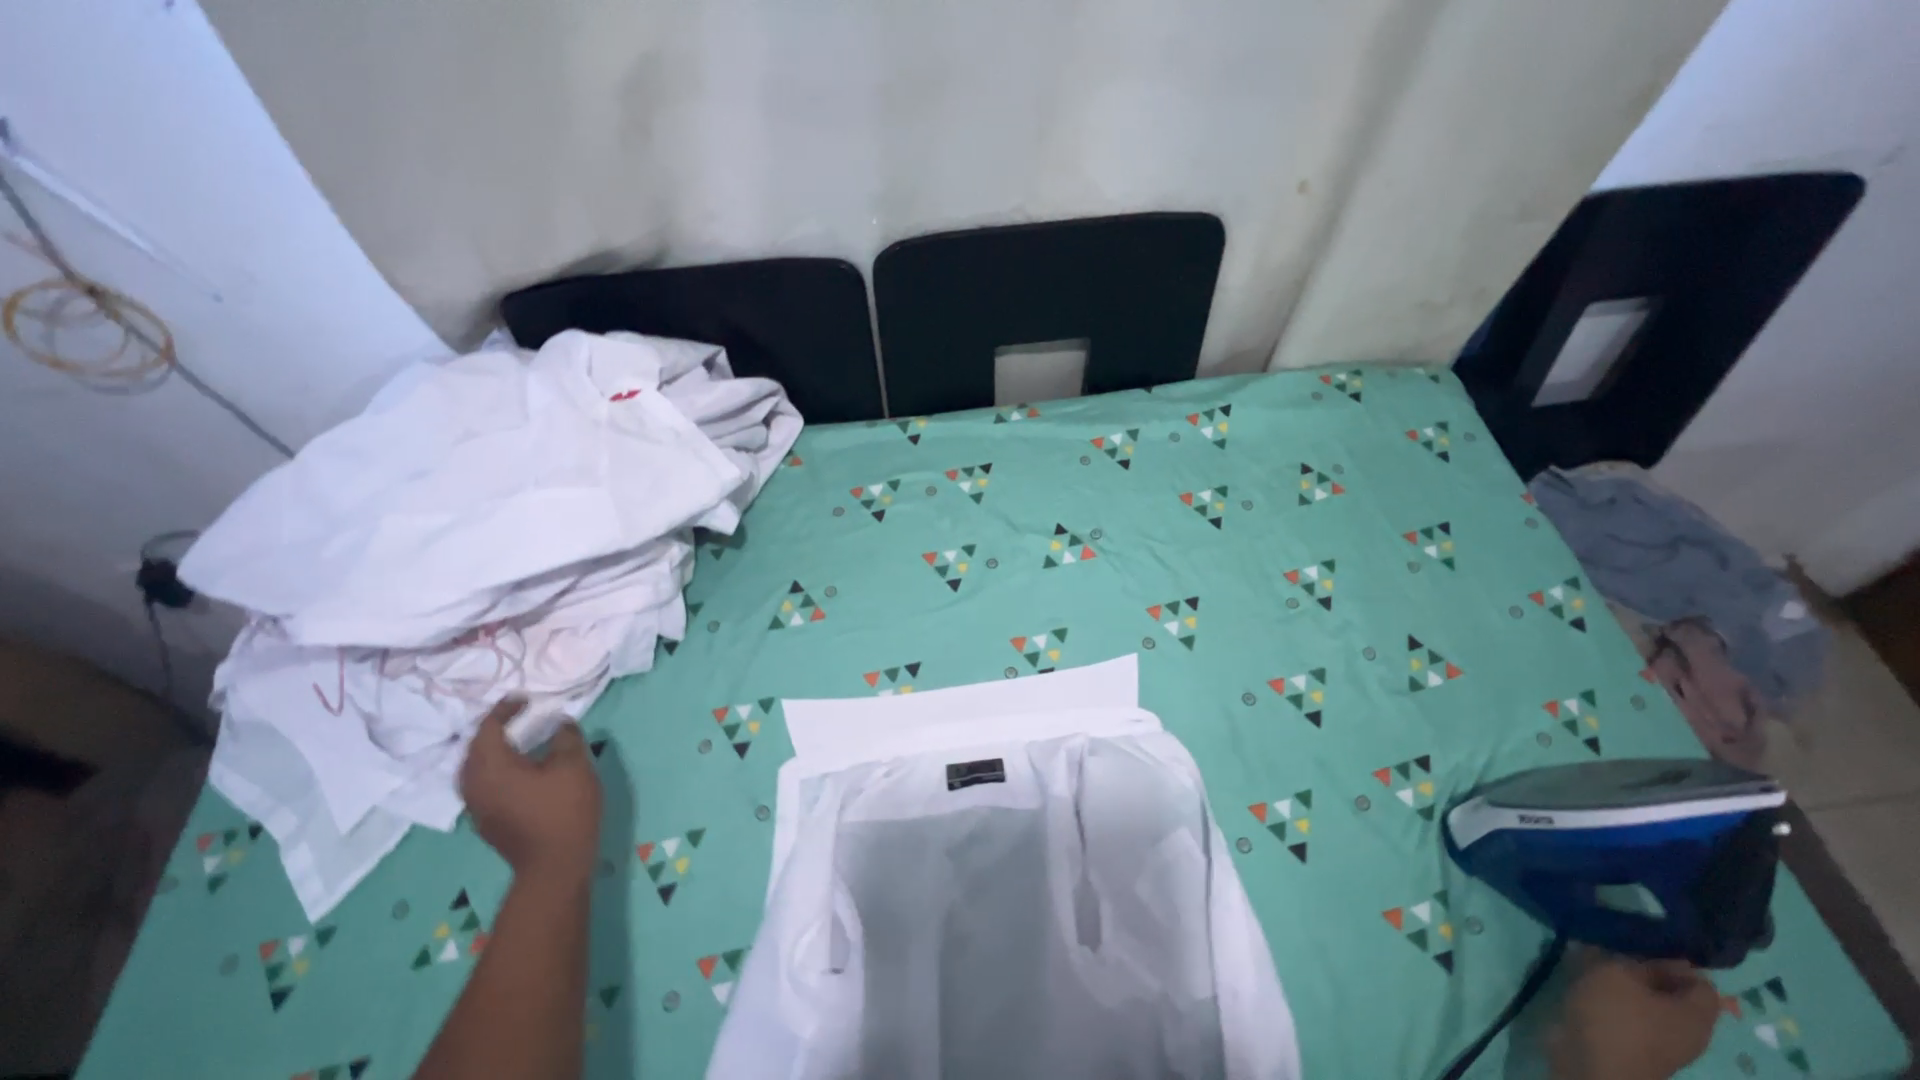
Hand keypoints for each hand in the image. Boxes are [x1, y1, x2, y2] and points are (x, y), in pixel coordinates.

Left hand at [459, 697, 602, 883]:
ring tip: (517, 742)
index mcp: (490, 766)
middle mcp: (474, 784)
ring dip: (493, 751)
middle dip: (494, 729)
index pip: (488, 728)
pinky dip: (495, 770)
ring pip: (476, 769)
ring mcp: (476, 806)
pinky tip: (518, 771)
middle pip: (475, 748)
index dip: (505, 709)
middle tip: (518, 717)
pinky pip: (482, 785)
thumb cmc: (564, 810)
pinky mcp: (485, 821)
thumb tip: (559, 722)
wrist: (554, 866)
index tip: (524, 698)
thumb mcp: (573, 766)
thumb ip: (565, 738)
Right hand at [1549, 949, 1720, 1079]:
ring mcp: (1658, 1043)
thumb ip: (1637, 960)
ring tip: (1591, 964)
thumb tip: (1645, 957)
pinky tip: (1585, 986)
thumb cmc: (1615, 1017)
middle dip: (1644, 970)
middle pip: (1672, 992)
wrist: (1592, 1067)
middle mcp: (1685, 1032)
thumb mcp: (1621, 973)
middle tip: (1614, 951)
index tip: (1645, 945)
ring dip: (1621, 983)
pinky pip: (1625, 1015)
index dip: (1677, 961)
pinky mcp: (1630, 1046)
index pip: (1702, 982)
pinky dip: (1609, 1000)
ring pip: (1645, 1003)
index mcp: (1696, 1016)